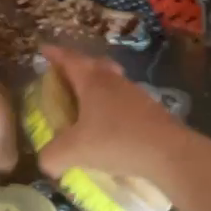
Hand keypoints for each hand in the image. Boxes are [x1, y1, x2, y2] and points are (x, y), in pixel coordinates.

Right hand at [36, 46, 203, 184]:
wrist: (166, 150)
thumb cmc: (116, 140)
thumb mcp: (75, 151)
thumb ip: (53, 155)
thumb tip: (46, 161)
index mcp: (92, 80)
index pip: (70, 59)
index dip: (55, 53)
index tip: (44, 49)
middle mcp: (113, 80)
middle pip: (94, 64)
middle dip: (78, 67)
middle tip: (64, 77)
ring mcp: (133, 93)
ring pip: (111, 82)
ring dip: (96, 88)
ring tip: (85, 106)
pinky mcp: (148, 109)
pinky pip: (122, 101)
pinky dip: (111, 107)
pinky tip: (108, 127)